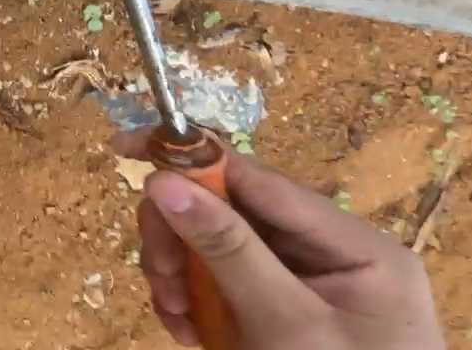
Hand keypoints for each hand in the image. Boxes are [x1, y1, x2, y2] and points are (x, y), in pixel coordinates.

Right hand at [114, 130, 445, 349]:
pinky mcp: (276, 296)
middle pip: (220, 207)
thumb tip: (159, 179)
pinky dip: (188, 293)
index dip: (184, 156)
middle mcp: (325, 247)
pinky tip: (187, 325)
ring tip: (174, 313)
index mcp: (352, 245)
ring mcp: (300, 273)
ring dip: (175, 271)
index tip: (120, 147)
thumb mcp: (284, 322)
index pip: (251, 176)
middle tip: (159, 278)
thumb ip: (226, 248)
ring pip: (206, 238)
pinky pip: (213, 270)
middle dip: (176, 239)